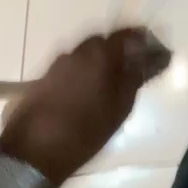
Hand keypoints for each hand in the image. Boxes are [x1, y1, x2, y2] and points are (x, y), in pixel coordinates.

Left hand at [0, 28, 170, 182]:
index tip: (152, 53)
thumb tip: (155, 56)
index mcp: (101, 51)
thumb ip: (138, 75)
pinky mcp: (42, 79)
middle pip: (104, 42)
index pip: (128, 33)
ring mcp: (57, 64)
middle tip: (126, 73)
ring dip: (96, 65)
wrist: (32, 153)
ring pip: (84, 56)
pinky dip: (79, 76)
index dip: (142, 40)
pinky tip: (82, 96)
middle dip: (117, 52)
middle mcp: (78, 50)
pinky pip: (69, 70)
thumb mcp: (121, 105)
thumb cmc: (85, 129)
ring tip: (103, 88)